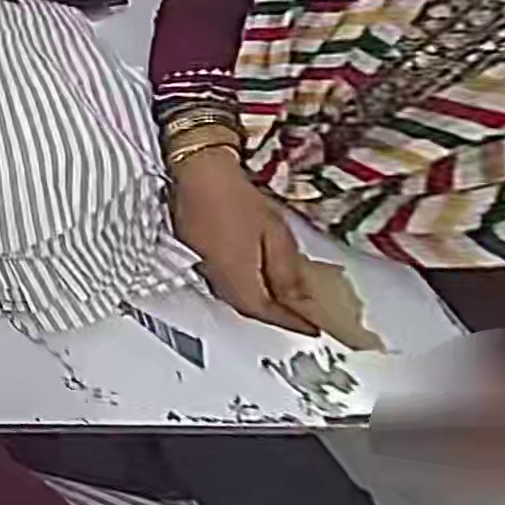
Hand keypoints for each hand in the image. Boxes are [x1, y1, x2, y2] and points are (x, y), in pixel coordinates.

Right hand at [169, 149, 317, 335]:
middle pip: (244, 306)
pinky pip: (218, 280)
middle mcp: (211, 273)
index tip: (314, 328)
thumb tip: (301, 302)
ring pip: (229, 294)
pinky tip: (252, 278)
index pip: (263, 310)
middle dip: (273, 314)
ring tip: (280, 299)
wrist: (199, 176)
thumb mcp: (276, 235)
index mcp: (234, 272)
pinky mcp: (190, 252)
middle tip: (300, 316)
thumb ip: (287, 272)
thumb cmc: (238, 200)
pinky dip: (240, 287)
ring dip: (255, 301)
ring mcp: (197, 262)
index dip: (290, 322)